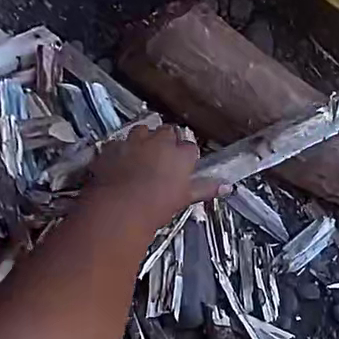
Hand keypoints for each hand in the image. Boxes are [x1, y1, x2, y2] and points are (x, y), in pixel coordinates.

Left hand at [85, 123, 219, 228]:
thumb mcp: (185, 198)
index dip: (186, 156)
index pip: (190, 148)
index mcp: (180, 154)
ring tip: (144, 155)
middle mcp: (159, 141)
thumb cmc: (155, 205)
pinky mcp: (113, 147)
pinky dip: (122, 149)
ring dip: (145, 139)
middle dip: (168, 141)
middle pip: (168, 132)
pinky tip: (121, 162)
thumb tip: (226, 186)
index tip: (184, 166)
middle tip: (165, 159)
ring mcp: (134, 141)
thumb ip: (206, 188)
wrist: (120, 208)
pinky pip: (120, 142)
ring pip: (143, 130)